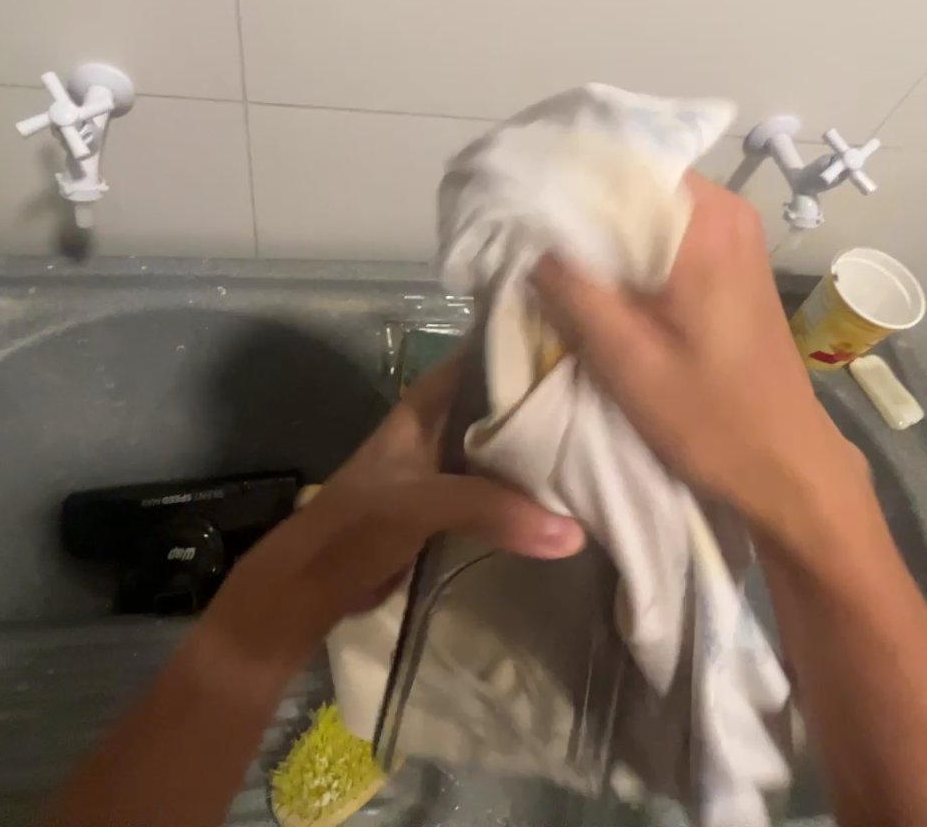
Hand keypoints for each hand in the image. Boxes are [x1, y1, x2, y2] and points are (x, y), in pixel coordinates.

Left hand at [211, 348, 585, 663]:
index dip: (526, 345)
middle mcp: (441, 427)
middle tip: (611, 396)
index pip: (482, 357)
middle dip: (546, 399)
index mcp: (427, 406)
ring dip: (541, 448)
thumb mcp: (424, 503)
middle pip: (501, 402)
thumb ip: (494, 509)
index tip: (586, 339)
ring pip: (503, 446)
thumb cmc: (358, 525)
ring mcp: (448, 467)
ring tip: (606, 440)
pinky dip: (530, 490)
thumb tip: (576, 532)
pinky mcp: (455, 506)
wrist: (315, 586)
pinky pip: (501, 487)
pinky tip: (571, 493)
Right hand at [531, 173, 871, 553]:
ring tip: (550, 254)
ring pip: (647, 209)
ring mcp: (733, 236)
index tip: (520, 200)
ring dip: (600, 230)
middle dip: (579, 205)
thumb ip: (576, 291)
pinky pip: (665, 233)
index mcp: (706, 224)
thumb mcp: (628, 359)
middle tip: (526, 232)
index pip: (622, 165)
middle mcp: (726, 213)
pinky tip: (594, 277)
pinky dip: (626, 248)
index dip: (566, 179)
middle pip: (633, 183)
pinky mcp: (731, 262)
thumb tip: (532, 241)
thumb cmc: (711, 417)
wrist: (786, 465)